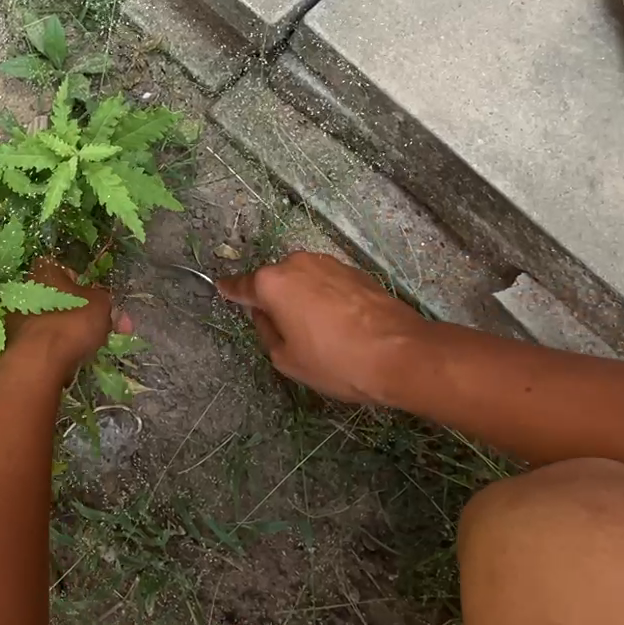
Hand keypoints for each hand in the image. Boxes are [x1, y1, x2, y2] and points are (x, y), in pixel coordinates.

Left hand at [3, 259, 118, 380]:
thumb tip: (109, 310)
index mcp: (45, 270)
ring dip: (67, 331)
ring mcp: (18, 314)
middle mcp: (27, 287)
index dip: (86, 289)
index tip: (97, 306)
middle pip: (60, 298)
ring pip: (52, 320)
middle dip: (79, 313)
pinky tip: (69, 358)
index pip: (69, 272)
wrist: (41, 360)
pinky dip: (55, 346)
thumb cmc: (72, 322)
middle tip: (98, 330)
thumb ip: (105, 302)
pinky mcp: (16, 340)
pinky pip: (43, 339)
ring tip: (86, 348)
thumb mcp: (101, 305)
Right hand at [215, 251, 427, 405]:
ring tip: (320, 331)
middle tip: (288, 331)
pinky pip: (328, 282)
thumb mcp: (287, 360)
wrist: (402, 353)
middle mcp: (296, 263)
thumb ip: (267, 333)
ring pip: (303, 280)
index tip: (221, 288)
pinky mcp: (355, 270)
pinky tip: (341, 324)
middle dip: (275, 299)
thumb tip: (267, 315)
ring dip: (303, 298)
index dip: (230, 290)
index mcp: (272, 283)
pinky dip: (327, 298)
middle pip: (275, 281)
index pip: (241, 285)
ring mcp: (327, 263)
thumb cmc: (336, 360)